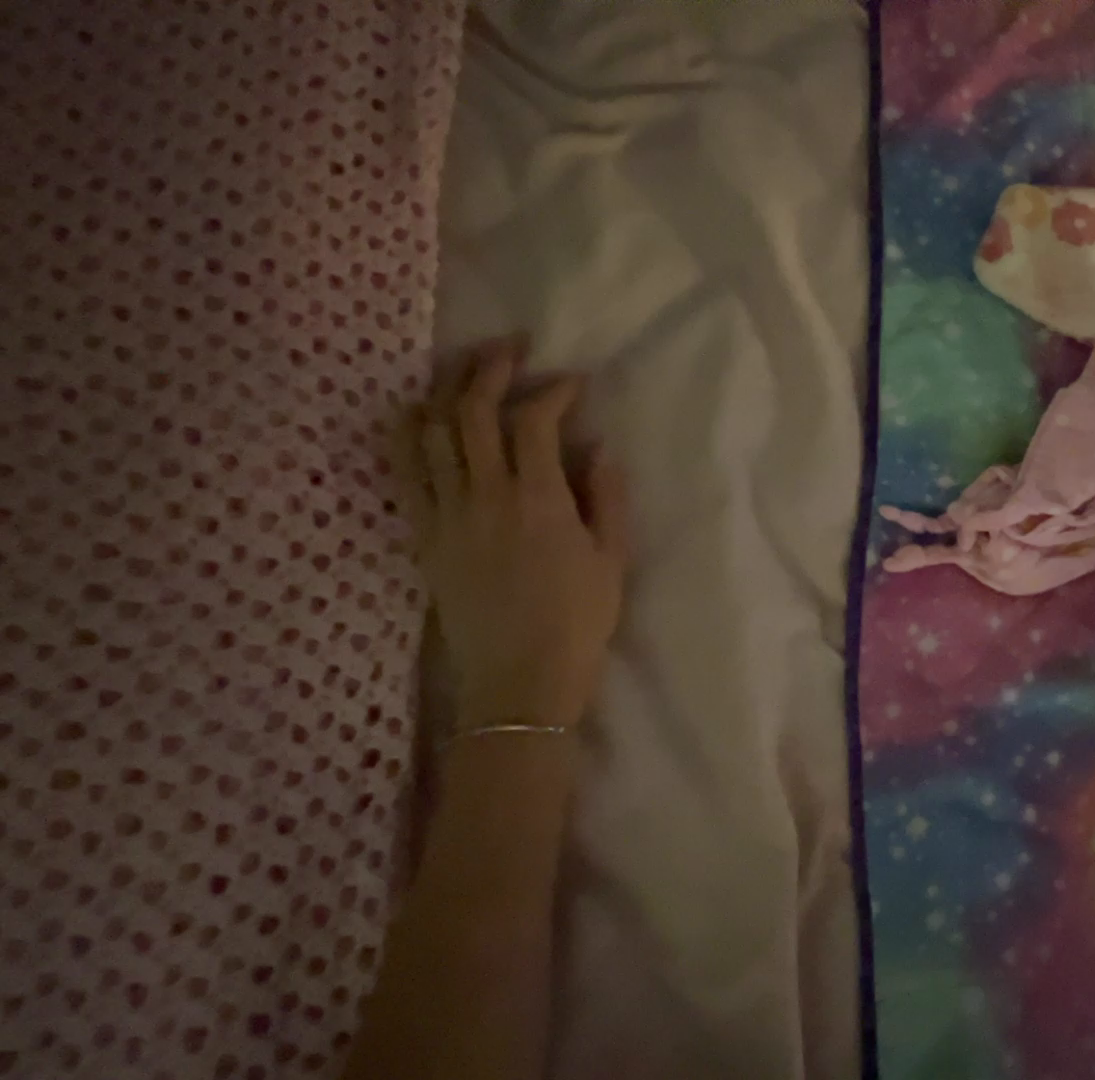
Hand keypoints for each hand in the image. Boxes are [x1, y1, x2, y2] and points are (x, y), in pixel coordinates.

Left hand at [394, 336, 630, 730]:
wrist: (520, 679)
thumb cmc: (578, 620)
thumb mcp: (612, 559)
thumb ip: (607, 497)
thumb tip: (597, 447)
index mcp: (538, 503)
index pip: (534, 423)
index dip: (552, 391)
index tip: (572, 382)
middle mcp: (485, 497)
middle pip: (473, 412)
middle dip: (492, 368)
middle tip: (513, 347)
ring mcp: (446, 515)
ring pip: (431, 431)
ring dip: (448, 388)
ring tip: (467, 366)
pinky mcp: (423, 535)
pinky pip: (402, 470)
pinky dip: (407, 432)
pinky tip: (420, 411)